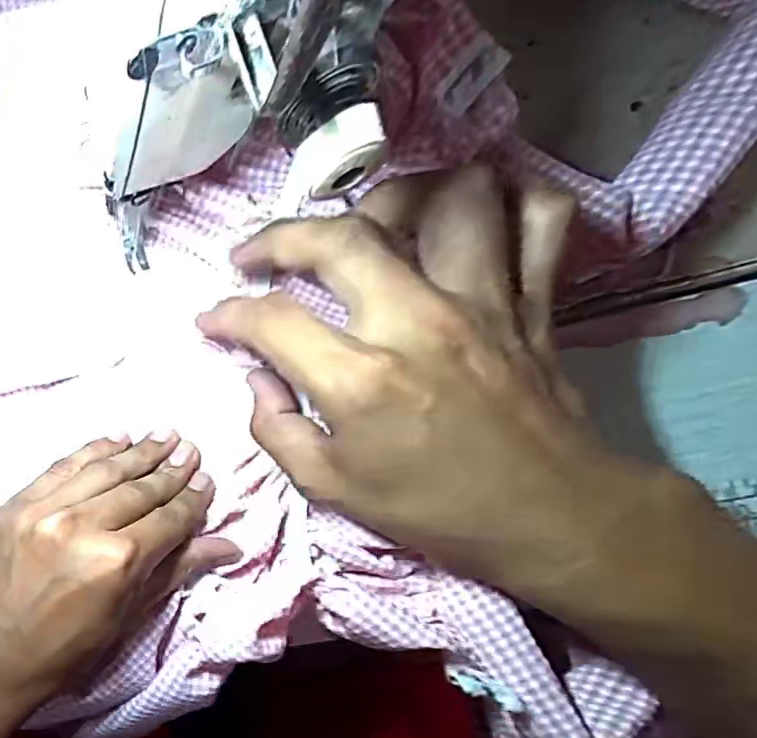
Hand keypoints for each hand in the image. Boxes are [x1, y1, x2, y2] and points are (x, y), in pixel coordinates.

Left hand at [0, 432, 238, 737]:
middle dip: (169, 470)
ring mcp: (44, 510)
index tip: (206, 480)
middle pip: (138, 490)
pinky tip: (115, 440)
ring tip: (162, 435)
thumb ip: (175, 570)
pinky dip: (91, 451)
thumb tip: (228, 545)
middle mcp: (82, 526)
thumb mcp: (127, 617)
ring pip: (102, 470)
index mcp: (117, 561)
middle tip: (190, 449)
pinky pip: (61, 467)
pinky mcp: (14, 505)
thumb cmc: (65, 652)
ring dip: (136, 452)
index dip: (191, 500)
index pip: (167, 520)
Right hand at [197, 164, 688, 602]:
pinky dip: (508, 202)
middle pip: (341, 238)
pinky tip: (468, 224)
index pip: (273, 321)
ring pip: (447, 200)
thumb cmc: (430, 510)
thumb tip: (258, 379)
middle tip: (256, 256)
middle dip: (280, 237)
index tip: (212, 321)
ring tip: (366, 229)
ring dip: (394, 201)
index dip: (228, 315)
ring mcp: (484, 301)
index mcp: (360, 380)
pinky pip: (538, 218)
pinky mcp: (533, 300)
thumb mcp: (331, 488)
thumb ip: (277, 430)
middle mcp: (418, 322)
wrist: (544, 518)